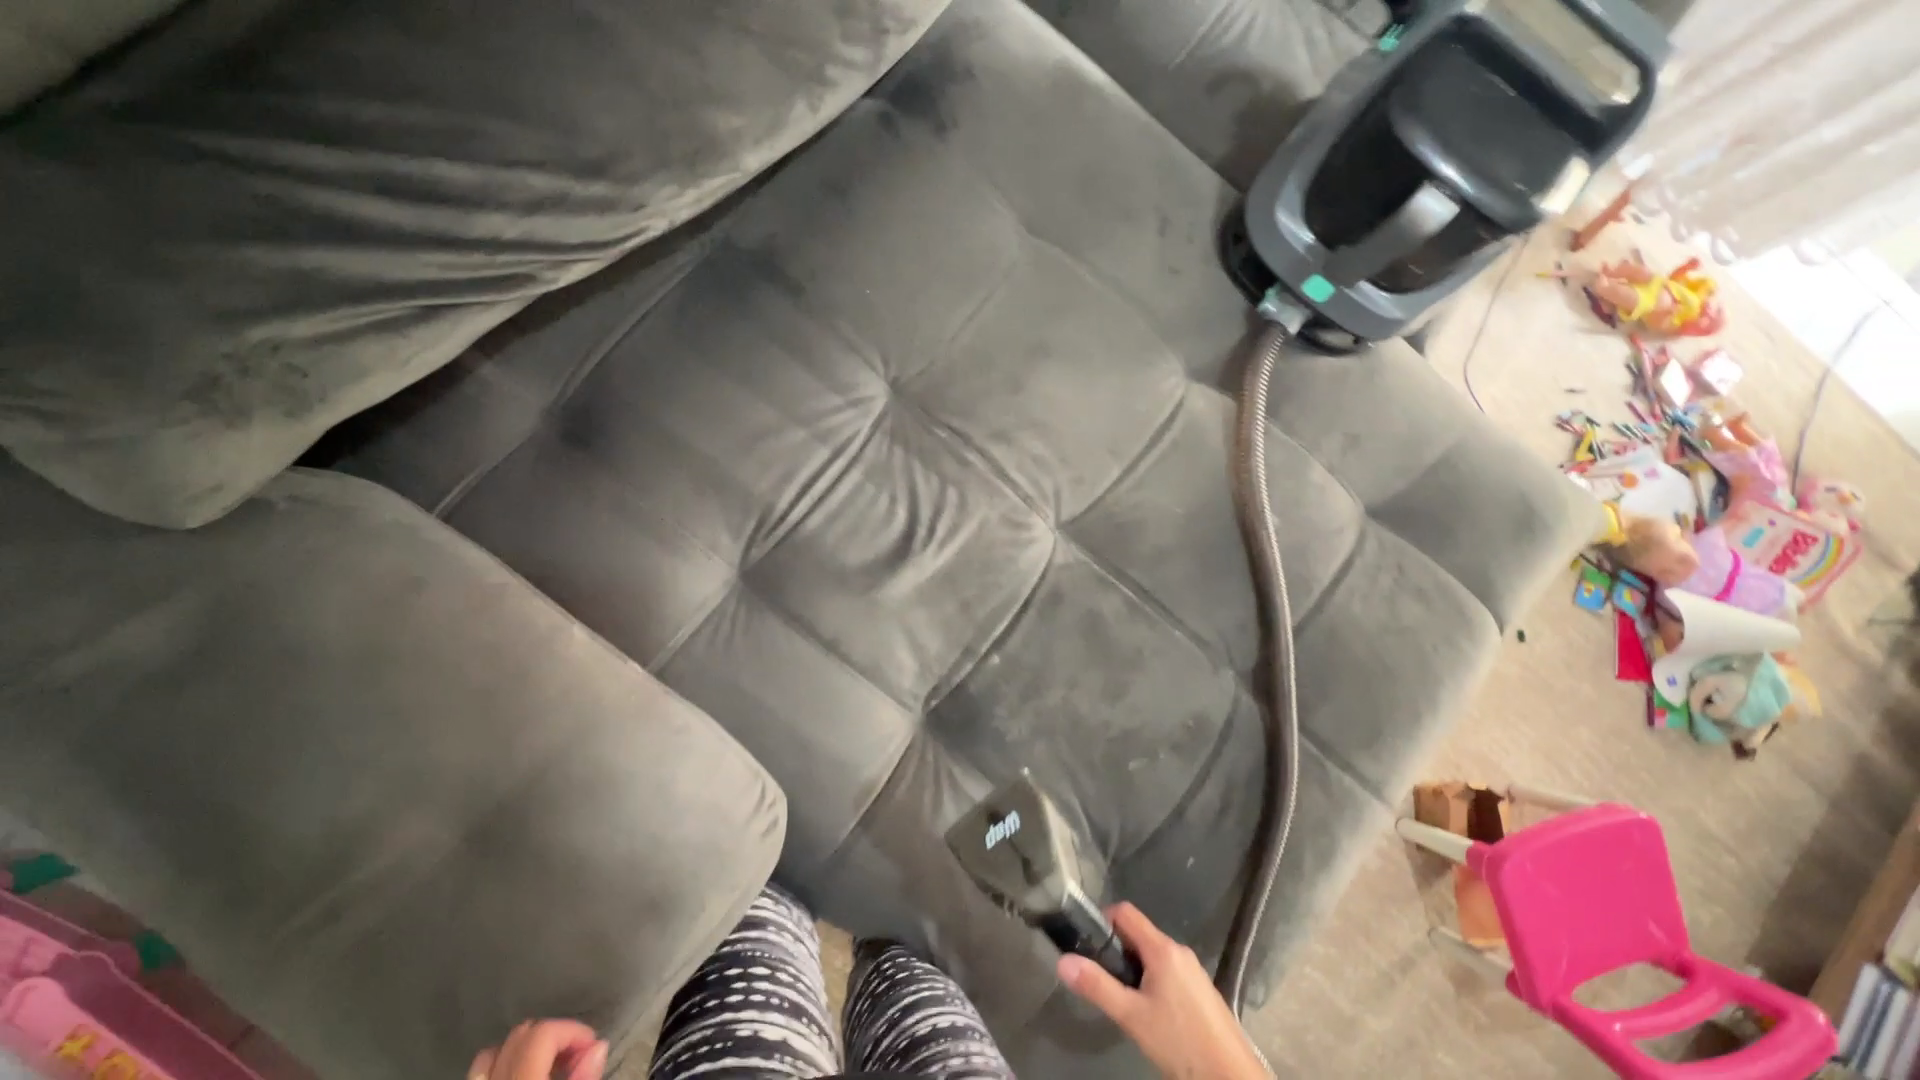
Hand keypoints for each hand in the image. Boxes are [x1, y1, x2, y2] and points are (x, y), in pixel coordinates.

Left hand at [469, 1020, 607, 1079]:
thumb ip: (582, 1079)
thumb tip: (598, 1045)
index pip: (543, 1034)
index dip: (573, 1031)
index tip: (591, 1045)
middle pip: (521, 1034)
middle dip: (554, 1035)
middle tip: (576, 1055)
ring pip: (494, 1050)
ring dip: (526, 1047)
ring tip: (550, 1063)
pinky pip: (479, 1070)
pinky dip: (503, 1062)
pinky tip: (521, 1073)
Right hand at [1057, 904, 1270, 1079]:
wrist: (1229, 1076)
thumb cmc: (1178, 1041)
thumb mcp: (1131, 1015)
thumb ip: (1097, 986)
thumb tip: (1063, 961)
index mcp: (1162, 949)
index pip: (1125, 912)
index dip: (1102, 920)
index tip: (1086, 943)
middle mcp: (1179, 951)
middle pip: (1138, 935)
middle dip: (1116, 950)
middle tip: (1099, 979)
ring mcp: (1193, 971)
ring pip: (1152, 956)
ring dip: (1133, 969)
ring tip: (1121, 1000)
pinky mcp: (1200, 990)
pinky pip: (1168, 973)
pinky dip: (1151, 982)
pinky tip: (1148, 1014)